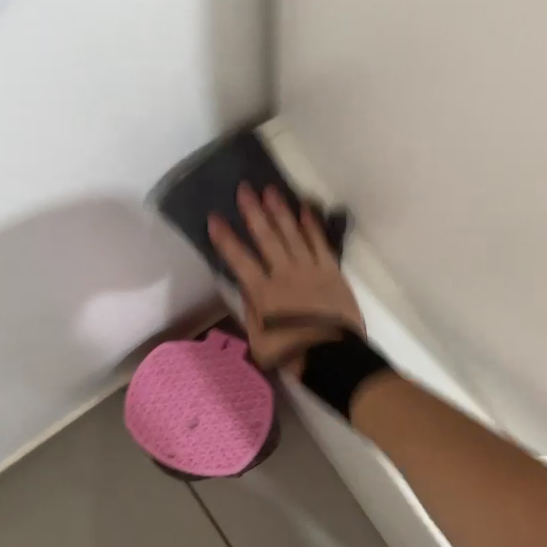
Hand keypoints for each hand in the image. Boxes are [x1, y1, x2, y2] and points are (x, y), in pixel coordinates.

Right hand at [208, 183, 364, 374]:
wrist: (332, 357)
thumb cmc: (290, 354)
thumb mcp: (258, 339)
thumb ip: (252, 309)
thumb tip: (246, 286)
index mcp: (262, 292)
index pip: (238, 259)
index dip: (225, 238)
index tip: (215, 218)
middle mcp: (284, 273)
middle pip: (266, 237)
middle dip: (253, 211)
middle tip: (244, 189)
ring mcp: (310, 269)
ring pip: (292, 233)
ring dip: (280, 211)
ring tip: (270, 190)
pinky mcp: (331, 271)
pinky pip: (319, 242)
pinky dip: (312, 224)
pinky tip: (305, 208)